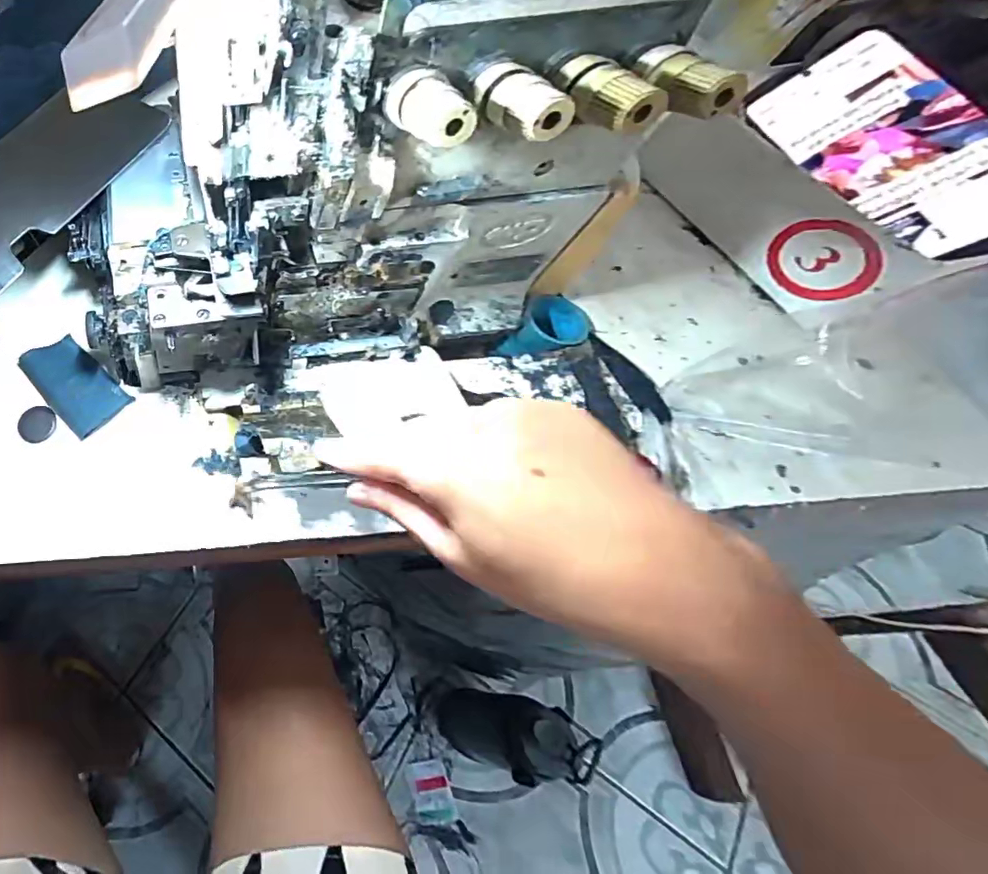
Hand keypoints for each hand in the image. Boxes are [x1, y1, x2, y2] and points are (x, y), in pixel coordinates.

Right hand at [314, 399, 793, 674]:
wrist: (664, 569)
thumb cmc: (556, 583)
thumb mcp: (469, 560)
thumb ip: (407, 514)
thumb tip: (361, 489)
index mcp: (456, 472)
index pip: (382, 451)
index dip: (349, 451)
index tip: (323, 449)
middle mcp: (482, 427)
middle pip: (418, 432)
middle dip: (401, 453)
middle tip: (398, 481)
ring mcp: (521, 410)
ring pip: (456, 422)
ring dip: (445, 445)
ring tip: (470, 485)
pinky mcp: (552, 406)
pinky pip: (497, 418)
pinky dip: (486, 438)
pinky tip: (512, 472)